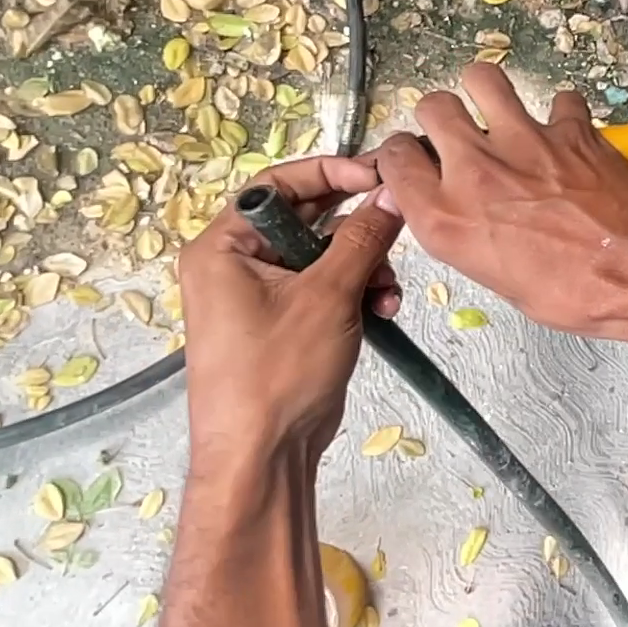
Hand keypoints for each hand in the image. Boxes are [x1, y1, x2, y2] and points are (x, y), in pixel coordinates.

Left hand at [177, 156, 404, 468]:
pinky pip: (336, 282)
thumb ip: (365, 236)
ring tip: (388, 293)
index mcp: (225, 248)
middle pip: (312, 217)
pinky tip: (383, 311)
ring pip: (333, 251)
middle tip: (402, 224)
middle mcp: (242, 262)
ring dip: (370, 265)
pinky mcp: (294, 316)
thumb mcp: (329, 294)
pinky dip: (364, 290)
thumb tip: (394, 191)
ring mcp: (269, 291)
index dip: (332, 172)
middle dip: (362, 228)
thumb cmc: (279, 370)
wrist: (264, 454)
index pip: (279, 185)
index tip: (381, 177)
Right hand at [373, 63, 627, 340]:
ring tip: (500, 105)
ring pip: (484, 79)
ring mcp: (525, 142)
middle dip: (443, 114)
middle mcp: (476, 170)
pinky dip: (564, 110)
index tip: (421, 158)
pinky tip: (568, 128)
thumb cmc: (569, 290)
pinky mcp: (572, 129)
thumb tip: (459, 209)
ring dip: (488, 89)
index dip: (406, 155)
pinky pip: (561, 98)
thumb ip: (464, 232)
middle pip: (433, 107)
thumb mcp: (492, 276)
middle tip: (463, 128)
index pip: (395, 158)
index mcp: (446, 217)